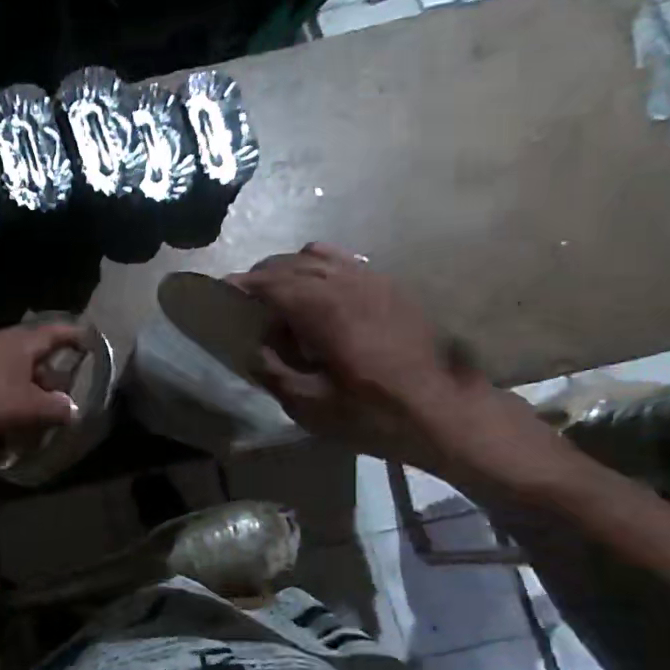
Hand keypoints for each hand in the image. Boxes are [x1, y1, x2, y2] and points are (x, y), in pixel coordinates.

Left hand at [0, 322, 87, 455]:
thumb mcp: (27, 408)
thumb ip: (56, 408)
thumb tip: (72, 409)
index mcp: (24, 342)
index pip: (59, 332)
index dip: (77, 337)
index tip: (92, 343)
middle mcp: (4, 344)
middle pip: (37, 358)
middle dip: (51, 381)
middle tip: (62, 403)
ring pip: (15, 376)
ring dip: (27, 397)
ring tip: (33, 424)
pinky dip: (4, 405)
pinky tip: (0, 432)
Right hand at [231, 243, 562, 481]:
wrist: (447, 412)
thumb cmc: (373, 414)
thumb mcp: (309, 405)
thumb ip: (273, 372)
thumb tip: (257, 348)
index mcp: (322, 308)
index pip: (271, 282)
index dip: (243, 284)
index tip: (222, 288)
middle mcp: (345, 282)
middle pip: (293, 262)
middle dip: (264, 274)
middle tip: (247, 296)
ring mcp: (374, 280)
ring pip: (321, 255)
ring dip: (293, 268)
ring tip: (282, 294)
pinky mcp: (393, 288)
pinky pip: (347, 262)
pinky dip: (322, 269)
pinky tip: (321, 298)